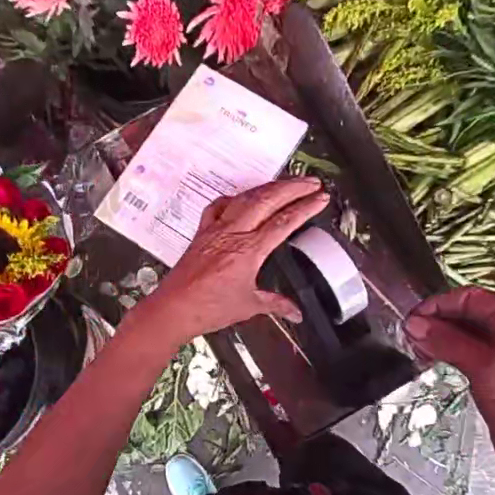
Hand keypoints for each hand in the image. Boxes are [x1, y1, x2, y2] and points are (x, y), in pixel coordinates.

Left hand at [131, 177, 329, 344]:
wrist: (173, 308)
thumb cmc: (207, 308)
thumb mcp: (249, 306)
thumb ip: (276, 304)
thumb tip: (295, 312)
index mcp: (248, 250)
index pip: (284, 221)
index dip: (305, 207)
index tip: (320, 198)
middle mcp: (232, 233)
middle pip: (268, 199)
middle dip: (293, 187)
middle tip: (311, 182)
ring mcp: (216, 229)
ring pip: (246, 197)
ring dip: (269, 187)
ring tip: (287, 183)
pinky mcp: (203, 231)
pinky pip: (220, 205)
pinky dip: (236, 198)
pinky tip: (244, 198)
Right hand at [404, 287, 494, 491]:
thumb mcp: (492, 373)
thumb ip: (453, 343)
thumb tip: (415, 323)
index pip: (473, 299)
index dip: (438, 306)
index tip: (409, 322)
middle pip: (474, 315)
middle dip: (440, 323)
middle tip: (410, 341)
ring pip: (475, 338)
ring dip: (447, 341)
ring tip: (420, 354)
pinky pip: (481, 358)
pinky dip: (459, 358)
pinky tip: (442, 367)